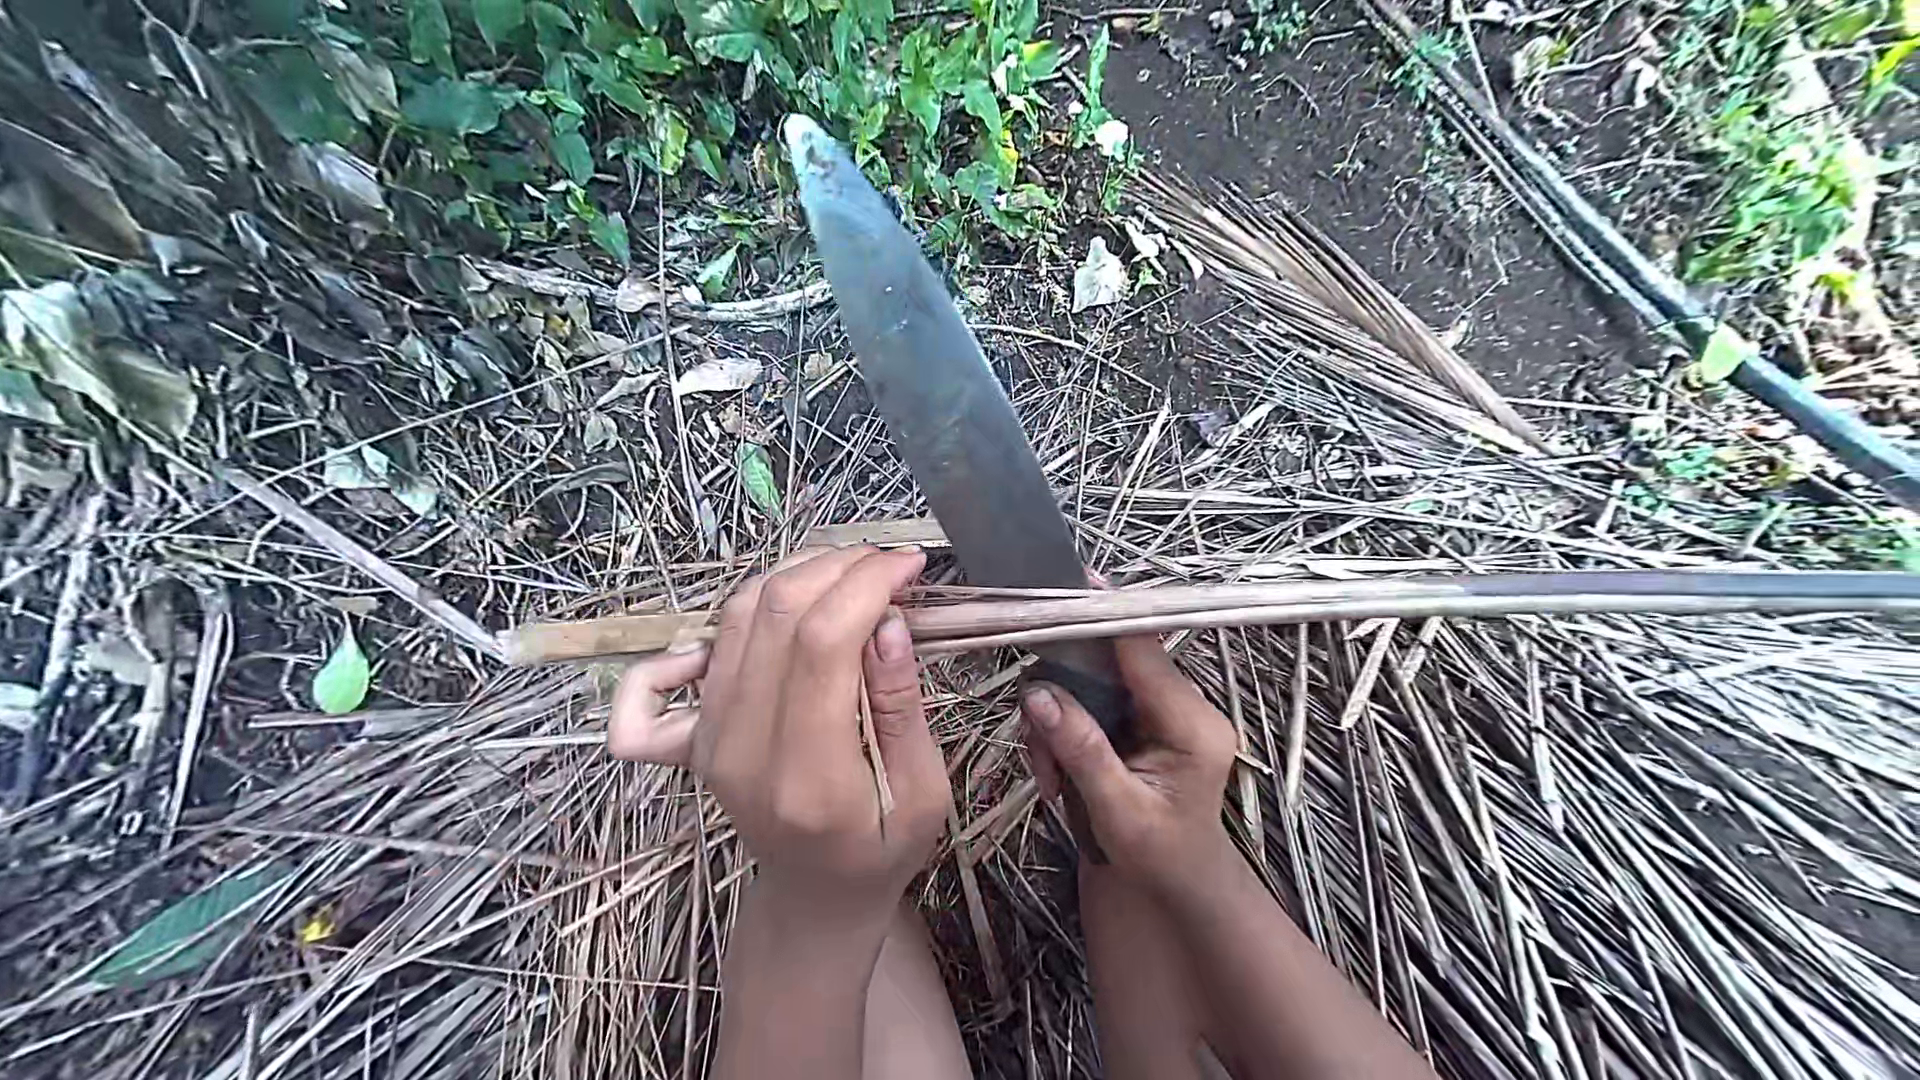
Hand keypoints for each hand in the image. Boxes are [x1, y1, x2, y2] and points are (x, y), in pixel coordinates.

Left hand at [609, 547, 949, 922]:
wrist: (813, 895)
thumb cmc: (881, 850)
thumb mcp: (923, 791)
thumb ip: (902, 705)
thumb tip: (889, 621)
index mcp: (808, 777)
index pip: (824, 643)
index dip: (869, 584)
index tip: (912, 565)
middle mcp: (741, 749)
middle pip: (778, 614)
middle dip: (841, 566)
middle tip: (890, 564)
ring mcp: (708, 736)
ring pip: (740, 613)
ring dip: (800, 571)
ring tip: (853, 571)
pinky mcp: (696, 728)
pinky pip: (701, 644)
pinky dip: (738, 606)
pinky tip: (782, 601)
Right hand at [1022, 636, 1237, 892]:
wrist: (1177, 886)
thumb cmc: (1159, 858)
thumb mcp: (1118, 811)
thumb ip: (1081, 749)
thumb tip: (1037, 693)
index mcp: (1193, 724)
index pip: (1145, 651)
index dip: (1102, 620)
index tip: (1059, 600)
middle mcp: (1182, 705)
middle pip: (1109, 663)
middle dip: (1062, 696)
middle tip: (1037, 743)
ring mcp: (1158, 707)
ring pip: (1090, 681)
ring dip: (1057, 721)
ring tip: (1049, 771)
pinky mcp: (1137, 715)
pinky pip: (1088, 699)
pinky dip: (1063, 729)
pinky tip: (1057, 769)